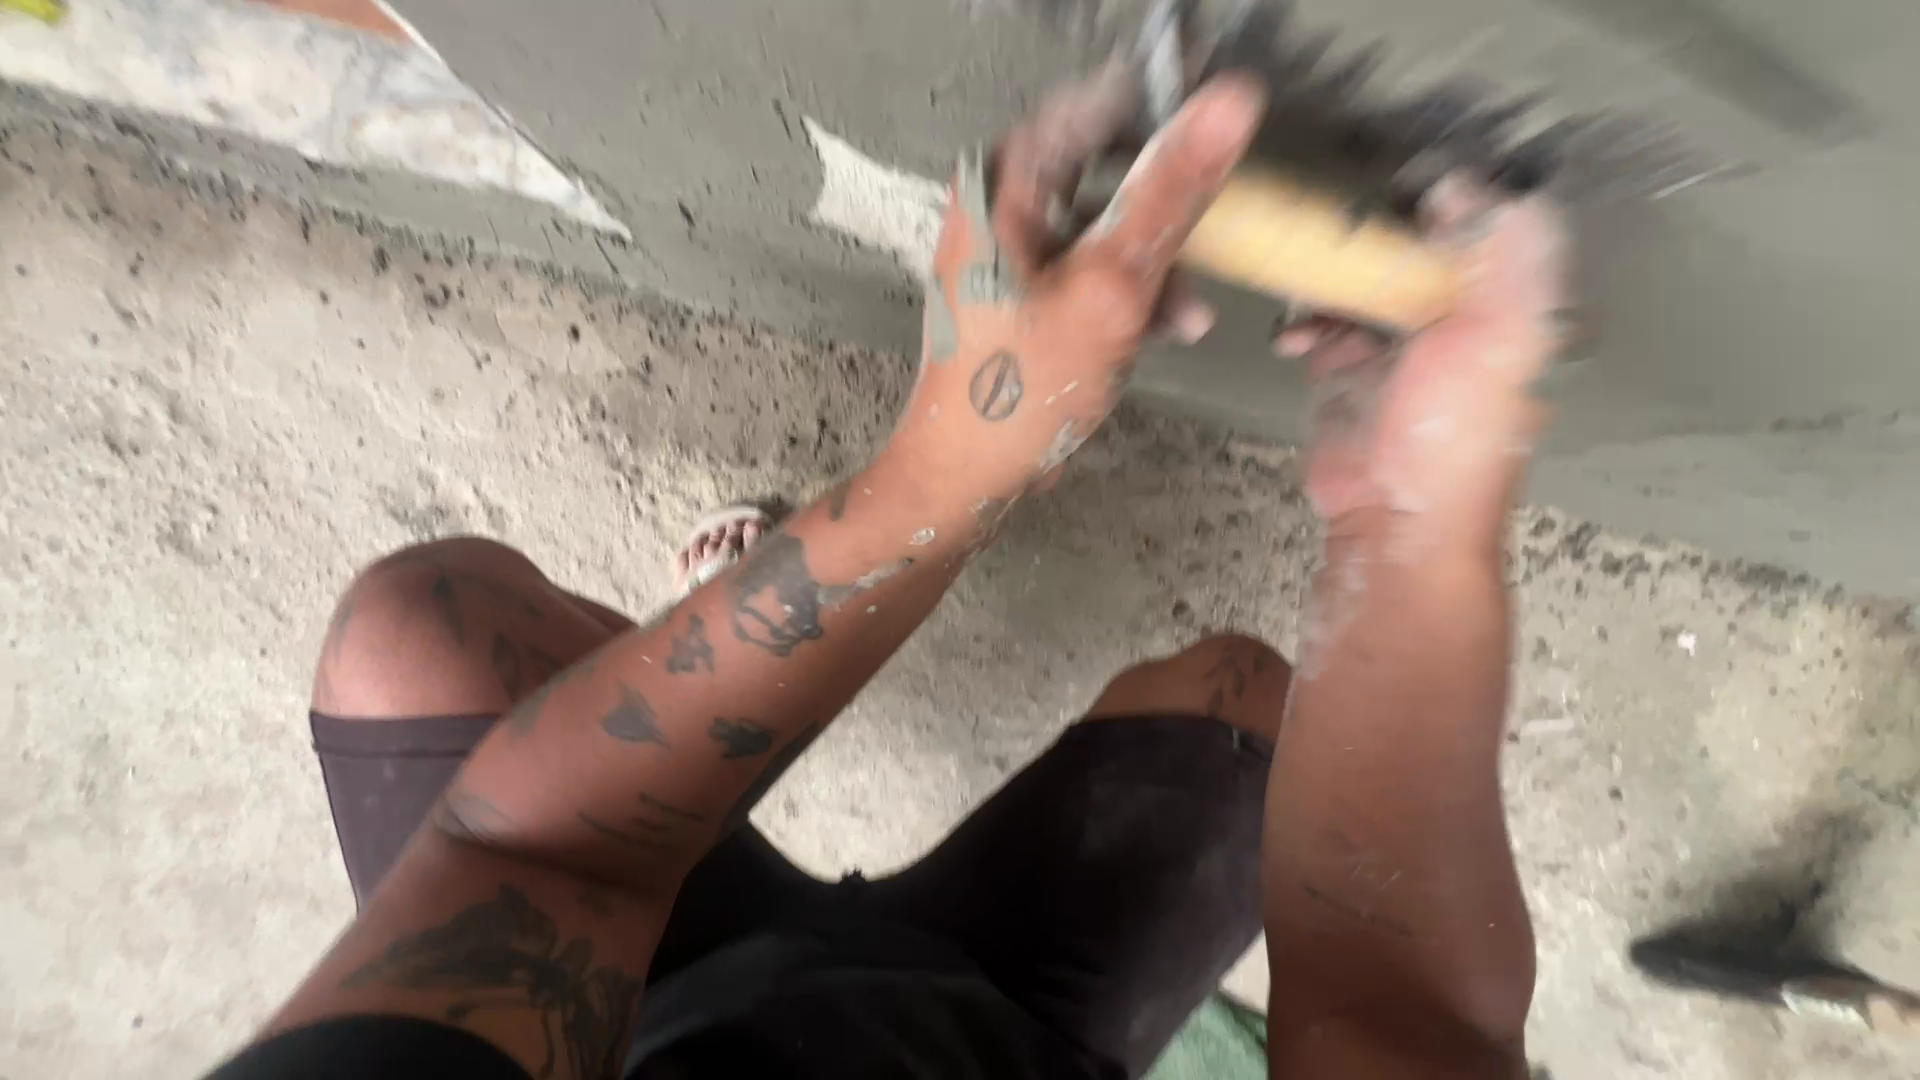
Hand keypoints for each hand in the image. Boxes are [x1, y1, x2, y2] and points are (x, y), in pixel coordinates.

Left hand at [884, 67, 1265, 505]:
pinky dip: (1125, 298)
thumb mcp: (1109, 290)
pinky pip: (1086, 275)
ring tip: (1188, 316)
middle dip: (1162, 215)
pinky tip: (1163, 331)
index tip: (1215, 157)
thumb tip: (1231, 104)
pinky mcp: (1023, 300)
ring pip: (1103, 231)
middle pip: (1104, 173)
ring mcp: (1010, 259)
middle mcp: (1000, 210)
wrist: (965, 475)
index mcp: (1002, 187)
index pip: (1095, 109)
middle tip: (1206, 242)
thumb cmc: (1023, 389)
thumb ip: (1167, 198)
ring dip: (1153, 268)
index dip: (1163, 123)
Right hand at [1276, 176, 1569, 551]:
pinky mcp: (1341, 376)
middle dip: (1372, 234)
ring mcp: (1391, 349)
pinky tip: (1292, 339)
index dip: (1444, 195)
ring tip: (1306, 285)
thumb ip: (1500, 257)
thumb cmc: (1452, 434)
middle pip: (1411, 250)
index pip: (1477, 225)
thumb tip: (1461, 184)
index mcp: (1502, 305)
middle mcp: (1450, 320)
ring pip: (1360, 285)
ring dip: (1330, 281)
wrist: (1392, 516)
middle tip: (1334, 223)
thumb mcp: (1500, 339)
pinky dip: (1302, 327)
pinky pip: (1319, 331)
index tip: (1396, 173)